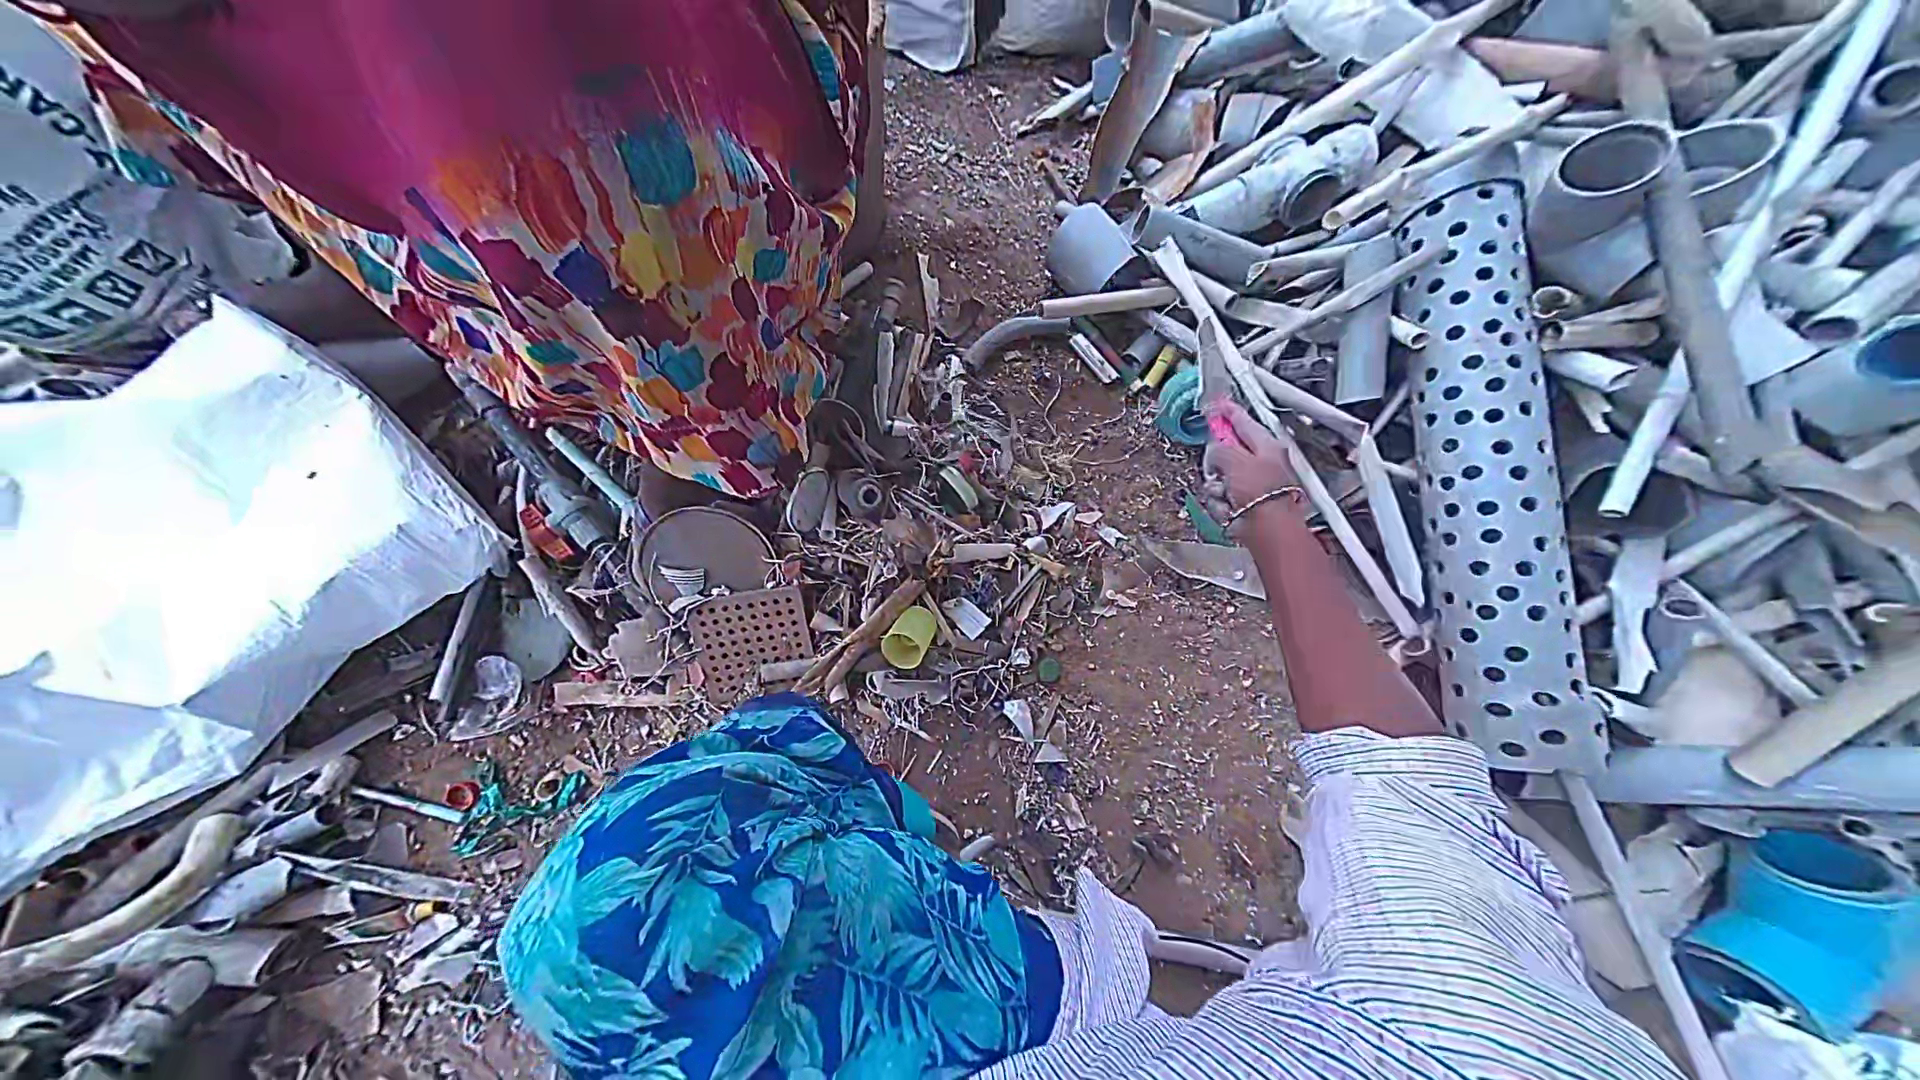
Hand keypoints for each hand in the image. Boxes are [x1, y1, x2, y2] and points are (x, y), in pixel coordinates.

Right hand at [1201, 402, 1298, 517]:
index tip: (1217, 405)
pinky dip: (1221, 503)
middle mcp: (1261, 462)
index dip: (1228, 412)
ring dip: (1217, 488)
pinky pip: (1219, 496)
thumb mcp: (1235, 461)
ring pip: (1218, 477)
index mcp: (1266, 446)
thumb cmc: (1262, 494)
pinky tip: (1229, 508)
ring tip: (1227, 495)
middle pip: (1226, 452)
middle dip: (1217, 463)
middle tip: (1217, 470)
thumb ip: (1220, 449)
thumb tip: (1213, 449)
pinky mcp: (1242, 503)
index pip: (1243, 421)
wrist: (1267, 529)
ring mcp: (1251, 483)